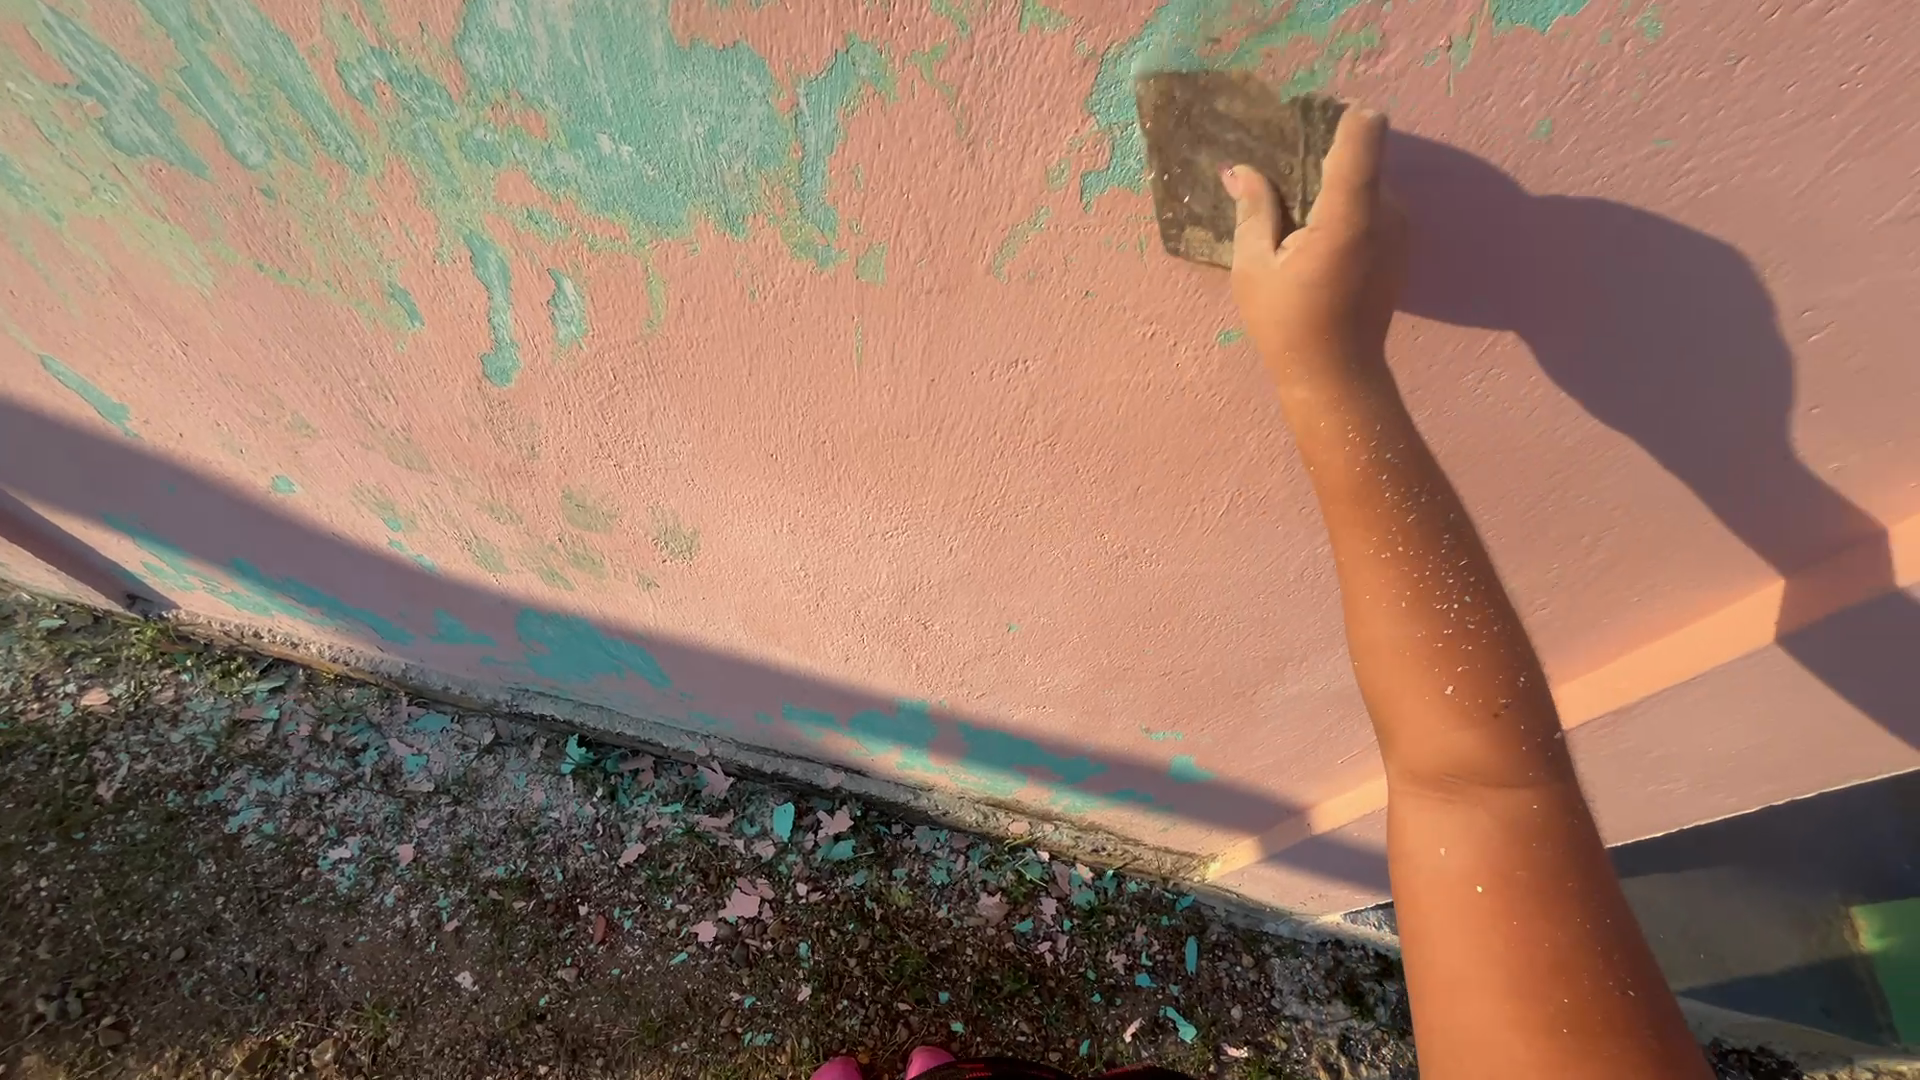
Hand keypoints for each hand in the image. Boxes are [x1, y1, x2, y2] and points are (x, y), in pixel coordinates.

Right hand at [1222, 107, 1406, 385]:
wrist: (1336, 375)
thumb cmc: (1286, 326)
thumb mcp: (1253, 271)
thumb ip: (1253, 212)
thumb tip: (1240, 170)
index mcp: (1349, 214)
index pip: (1363, 130)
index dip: (1337, 119)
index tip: (1304, 134)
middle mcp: (1387, 210)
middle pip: (1361, 156)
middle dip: (1323, 164)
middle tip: (1282, 194)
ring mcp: (1401, 228)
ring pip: (1367, 183)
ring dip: (1333, 192)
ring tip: (1295, 231)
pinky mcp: (1402, 245)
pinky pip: (1374, 208)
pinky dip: (1347, 213)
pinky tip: (1316, 251)